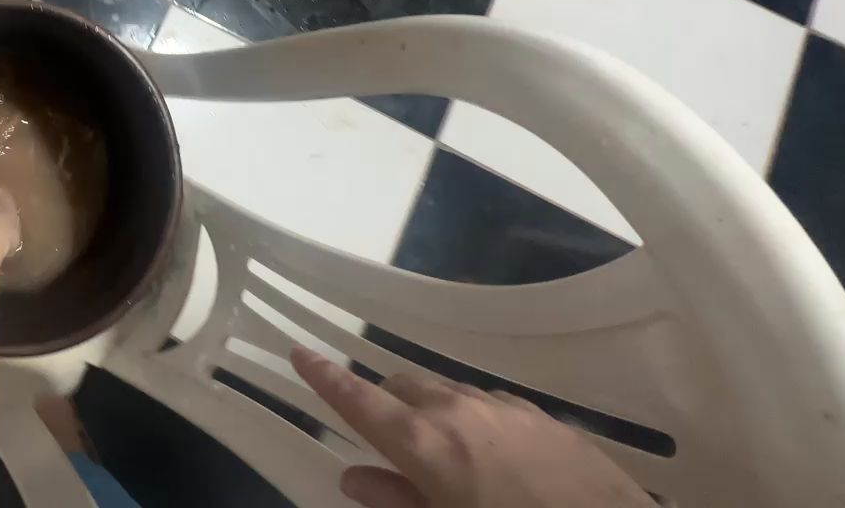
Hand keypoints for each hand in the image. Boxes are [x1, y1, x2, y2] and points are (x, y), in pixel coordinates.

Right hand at [291, 348, 652, 507]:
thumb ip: (396, 502)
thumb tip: (353, 477)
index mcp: (421, 442)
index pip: (355, 397)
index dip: (323, 375)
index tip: (299, 352)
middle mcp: (453, 410)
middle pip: (399, 387)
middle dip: (386, 404)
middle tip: (389, 440)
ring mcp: (502, 409)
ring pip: (445, 392)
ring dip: (431, 411)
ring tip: (447, 453)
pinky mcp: (545, 418)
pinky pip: (490, 404)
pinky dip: (474, 419)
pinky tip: (498, 456)